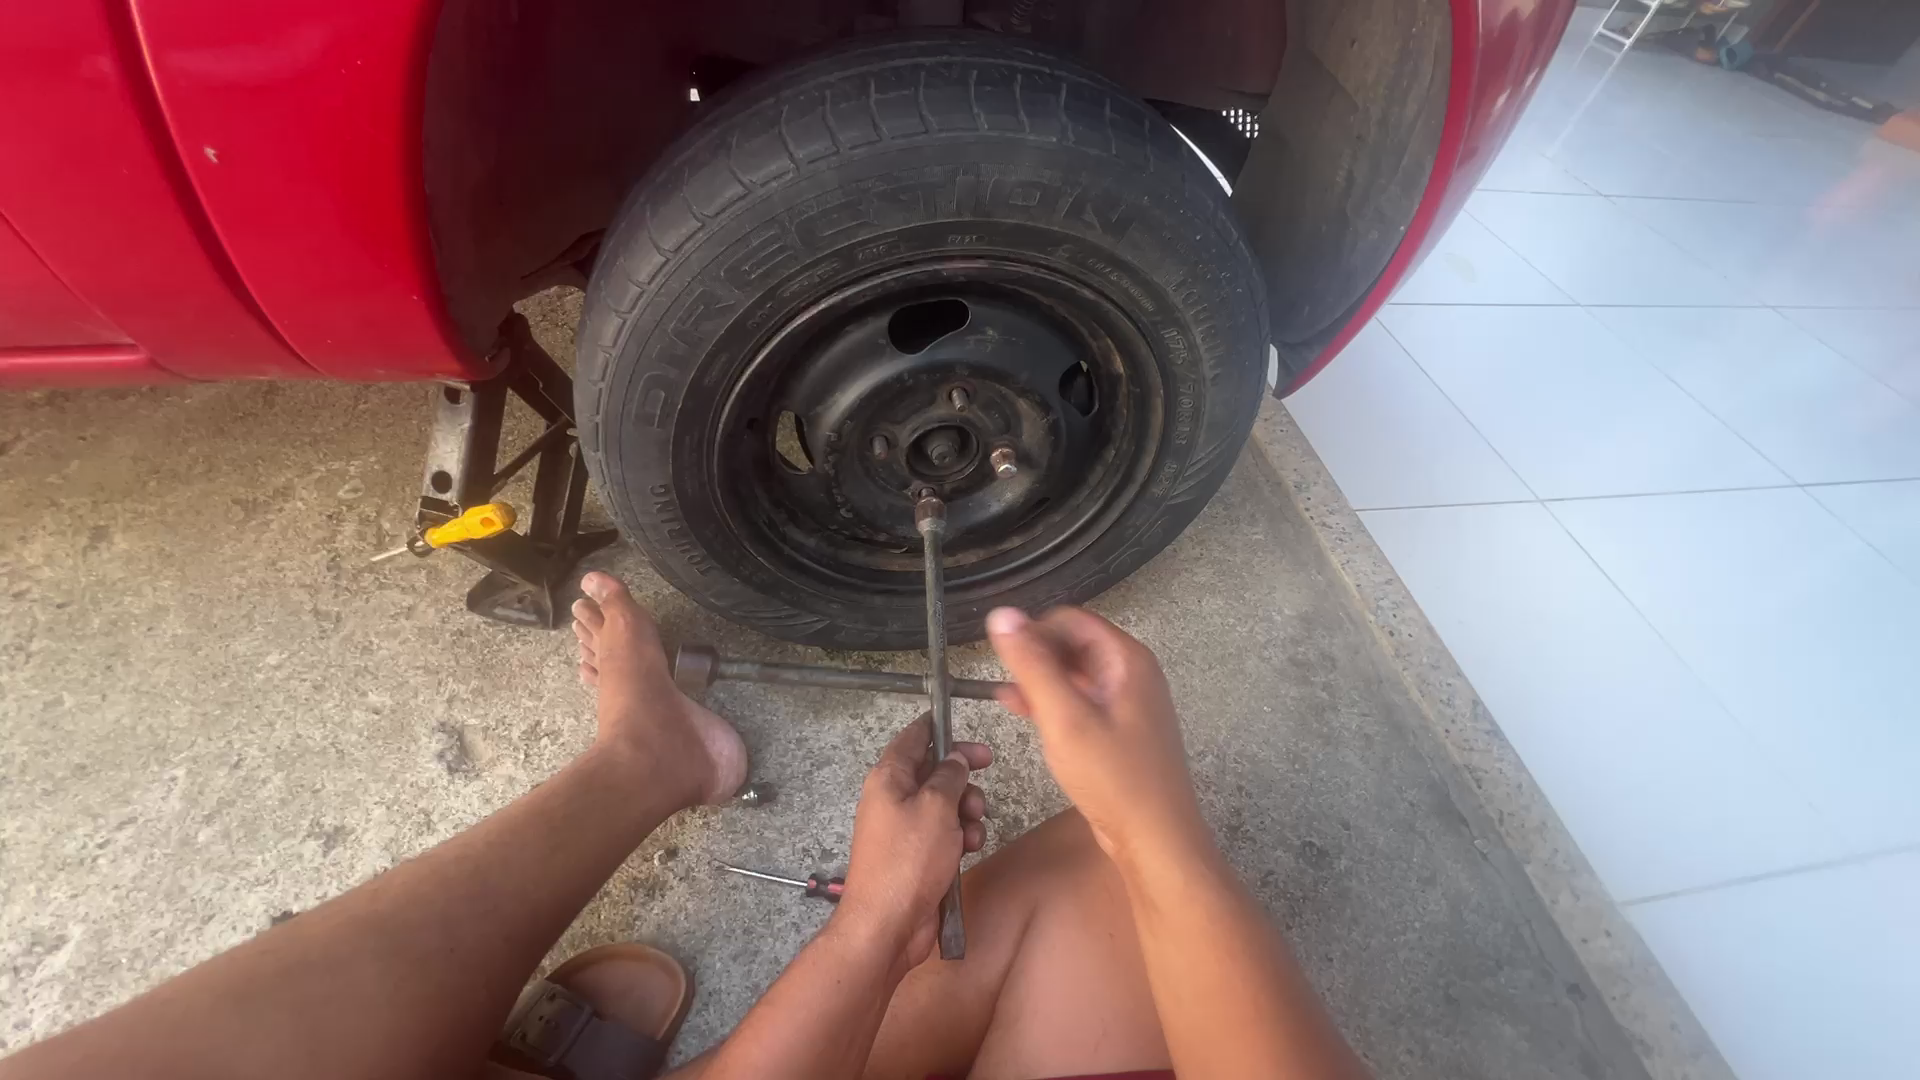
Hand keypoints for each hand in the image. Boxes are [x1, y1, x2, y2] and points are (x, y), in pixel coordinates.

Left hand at [835, 713, 990, 971]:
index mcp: (889, 777)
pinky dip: (960, 835)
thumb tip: (955, 758)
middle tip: (987, 768)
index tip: (966, 726)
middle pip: (934, 769)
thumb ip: (950, 775)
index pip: (913, 737)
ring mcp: (905, 828)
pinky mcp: (918, 855)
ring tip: (974, 825)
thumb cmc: (909, 858)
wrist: (888, 925)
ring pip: (945, 802)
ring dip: (966, 809)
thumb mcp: (936, 807)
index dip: (939, 728)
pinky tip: (970, 848)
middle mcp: (893, 797)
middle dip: (962, 773)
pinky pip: (945, 833)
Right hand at [985, 606, 1205, 865]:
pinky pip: (1080, 699)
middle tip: (1002, 677)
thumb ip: (1032, 664)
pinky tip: (1025, 712)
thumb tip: (1003, 616)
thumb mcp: (1064, 717)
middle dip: (1035, 655)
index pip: (1070, 619)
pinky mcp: (1118, 728)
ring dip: (1040, 679)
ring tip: (1006, 695)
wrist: (1155, 840)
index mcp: (1126, 659)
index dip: (1033, 631)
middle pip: (1073, 643)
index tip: (1003, 655)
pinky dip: (1052, 701)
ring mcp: (1126, 701)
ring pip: (1073, 672)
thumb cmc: (1114, 779)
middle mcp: (1131, 673)